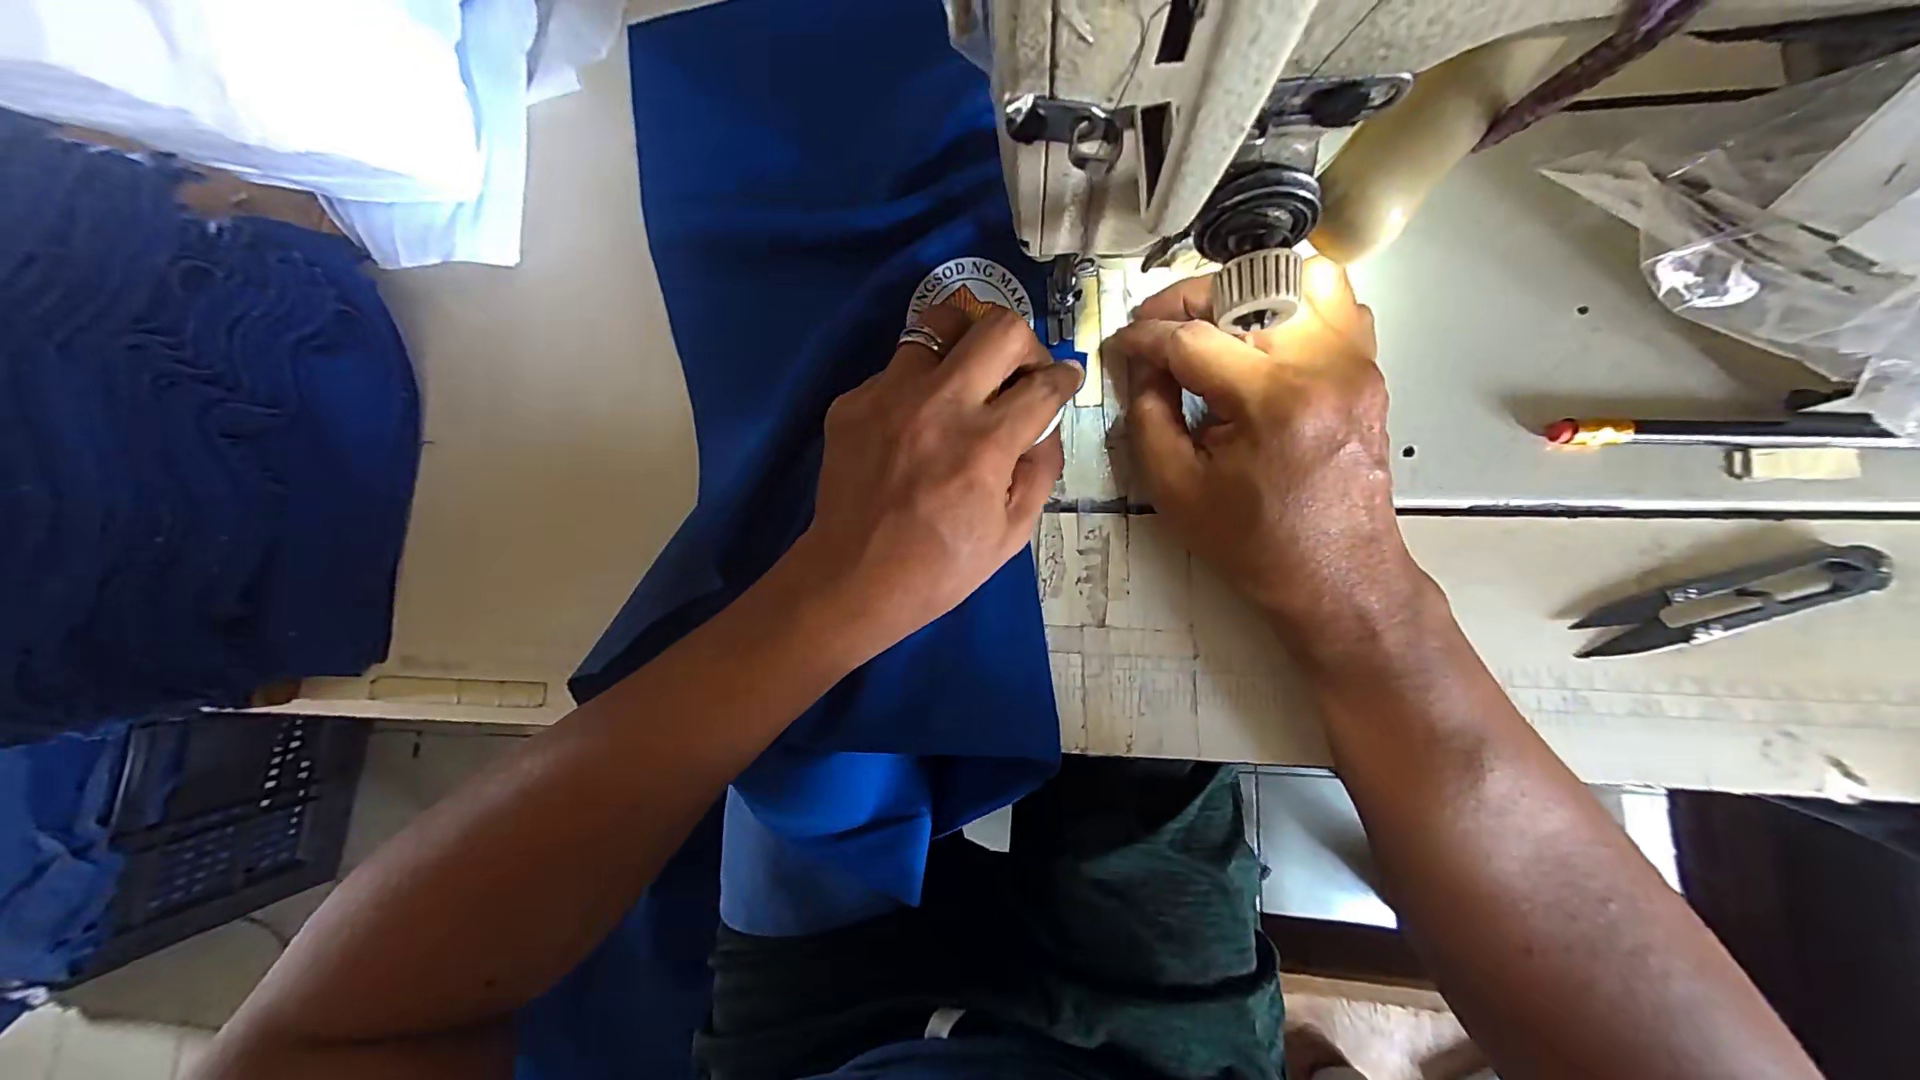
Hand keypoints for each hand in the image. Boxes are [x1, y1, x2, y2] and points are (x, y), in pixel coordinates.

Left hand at [787, 302, 1081, 649]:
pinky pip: (896, 370)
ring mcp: (888, 397)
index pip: (1043, 383)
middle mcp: (938, 405)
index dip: (1065, 378)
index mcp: (985, 444)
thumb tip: (1046, 426)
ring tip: (966, 383)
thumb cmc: (940, 568)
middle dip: (1025, 345)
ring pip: (940, 326)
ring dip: (966, 349)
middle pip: (999, 327)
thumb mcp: (1012, 534)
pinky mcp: (851, 402)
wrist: (852, 579)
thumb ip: (1040, 470)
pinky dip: (918, 387)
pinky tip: (914, 426)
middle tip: (1020, 375)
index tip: (1065, 380)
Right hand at [1105, 257, 1427, 645]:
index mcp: (1272, 400)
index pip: (1193, 338)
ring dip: (1240, 294)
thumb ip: (1148, 416)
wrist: (1337, 575)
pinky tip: (1257, 340)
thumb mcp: (1175, 488)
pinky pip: (1332, 304)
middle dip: (1186, 301)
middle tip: (1156, 331)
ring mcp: (1355, 360)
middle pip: (1244, 289)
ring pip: (1297, 278)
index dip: (1144, 336)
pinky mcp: (1367, 368)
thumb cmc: (1253, 542)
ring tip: (1207, 329)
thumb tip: (1145, 366)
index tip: (1121, 343)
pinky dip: (1288, 306)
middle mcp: (1323, 363)